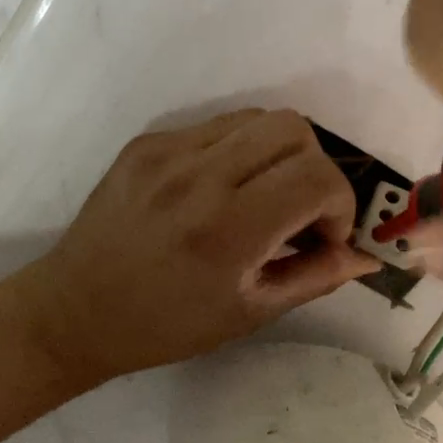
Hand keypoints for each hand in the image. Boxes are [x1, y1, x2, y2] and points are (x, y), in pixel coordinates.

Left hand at [17, 109, 379, 383]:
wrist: (75, 309)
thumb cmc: (166, 325)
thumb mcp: (249, 312)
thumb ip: (316, 277)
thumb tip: (367, 252)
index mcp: (228, 229)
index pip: (317, 176)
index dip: (340, 204)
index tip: (322, 235)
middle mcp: (199, 177)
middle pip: (293, 128)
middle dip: (314, 166)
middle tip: (297, 209)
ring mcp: (167, 152)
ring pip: (256, 117)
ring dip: (277, 152)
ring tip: (260, 195)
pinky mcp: (146, 141)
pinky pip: (215, 126)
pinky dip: (236, 150)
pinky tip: (218, 190)